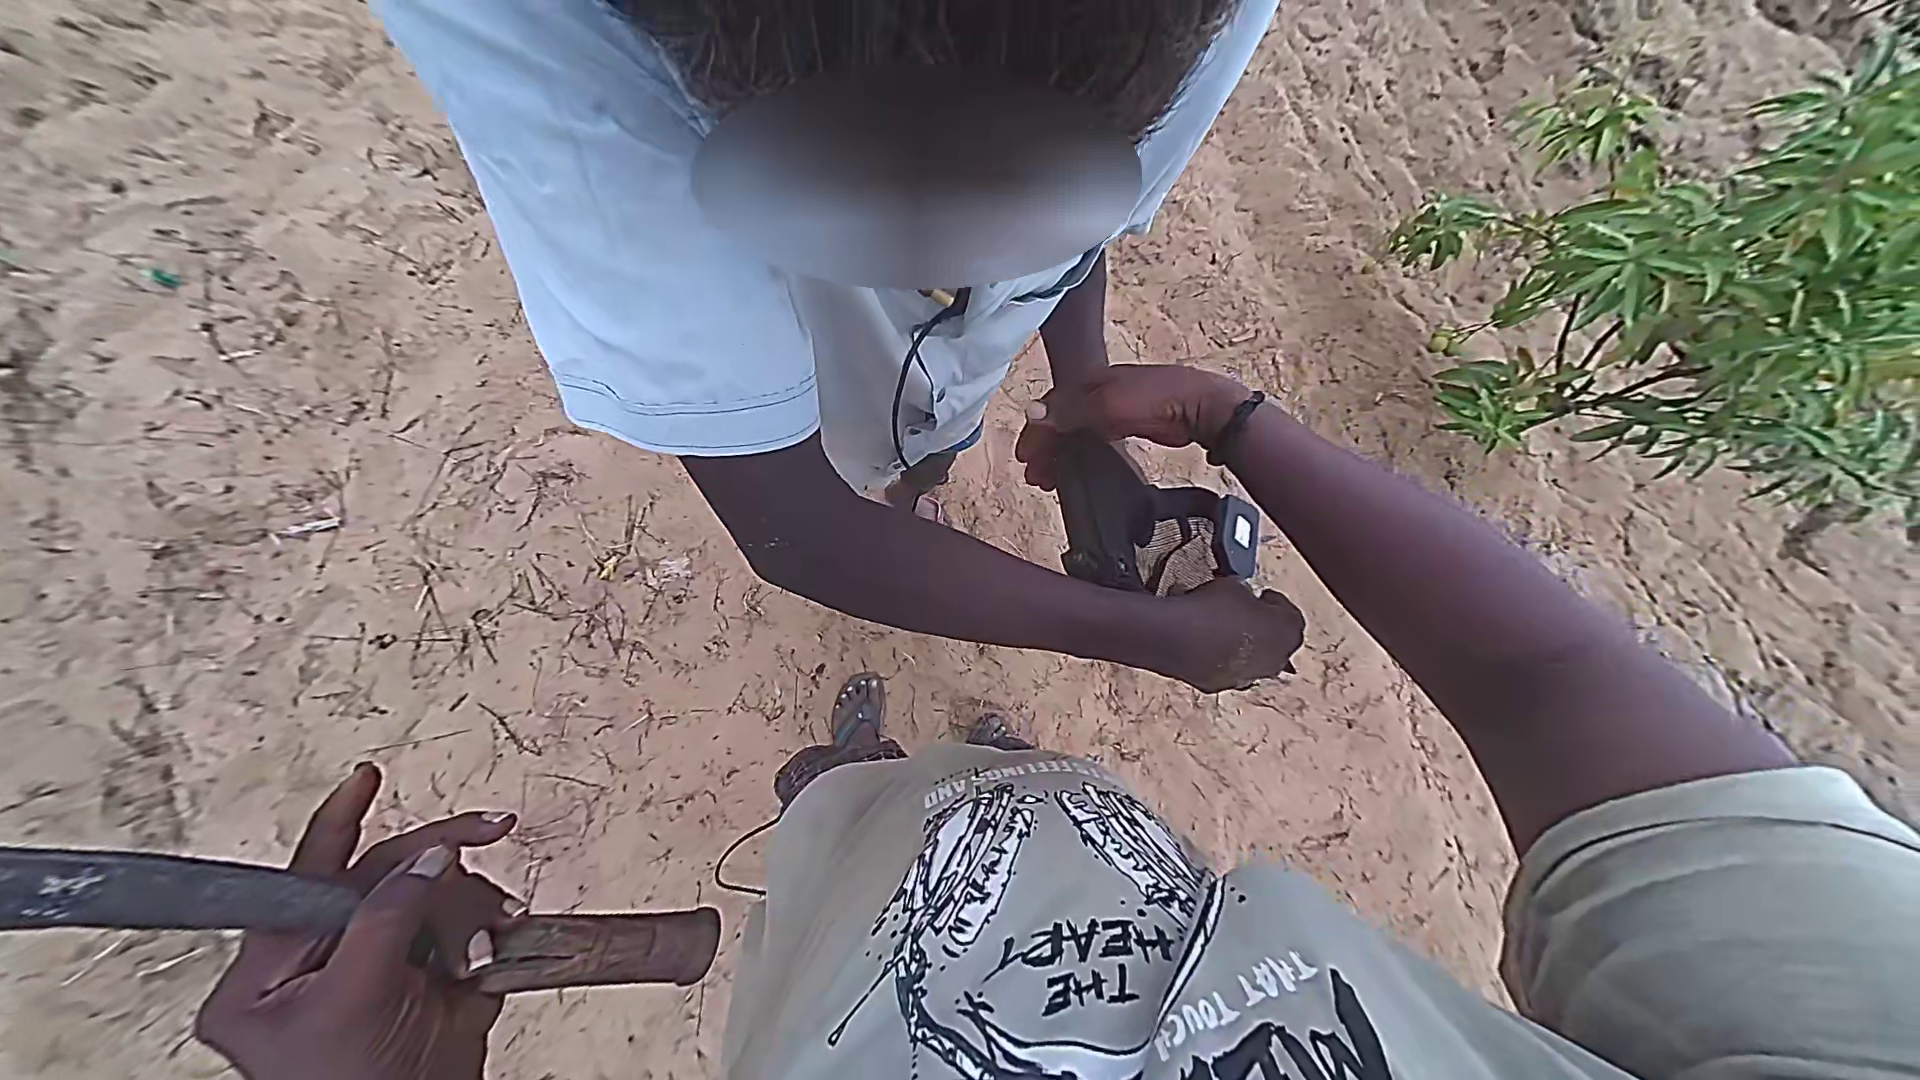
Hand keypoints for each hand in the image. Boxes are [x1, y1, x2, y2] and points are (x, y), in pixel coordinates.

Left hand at [196, 765, 520, 1079]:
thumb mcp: (354, 999)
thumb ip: (387, 918)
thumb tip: (430, 855)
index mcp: (278, 967)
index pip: (304, 877)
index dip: (337, 822)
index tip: (365, 777)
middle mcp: (333, 945)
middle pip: (391, 869)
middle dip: (442, 864)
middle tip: (492, 829)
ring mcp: (389, 945)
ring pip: (441, 884)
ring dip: (469, 909)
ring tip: (476, 949)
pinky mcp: (437, 946)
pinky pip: (472, 903)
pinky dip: (489, 916)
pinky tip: (493, 939)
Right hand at [1016, 364, 1249, 489]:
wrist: (1199, 407)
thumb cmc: (1154, 399)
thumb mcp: (1106, 403)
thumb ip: (1069, 411)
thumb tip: (1032, 413)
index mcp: (1087, 382)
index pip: (1049, 406)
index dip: (1034, 431)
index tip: (1024, 456)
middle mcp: (1095, 393)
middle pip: (1059, 421)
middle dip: (1044, 449)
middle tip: (1035, 476)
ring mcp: (1111, 409)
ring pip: (1074, 433)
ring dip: (1059, 455)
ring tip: (1049, 480)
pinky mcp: (1126, 424)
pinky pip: (1092, 441)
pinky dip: (1078, 455)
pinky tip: (1075, 469)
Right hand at [1152, 576, 1305, 691]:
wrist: (1175, 638)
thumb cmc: (1210, 608)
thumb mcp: (1232, 586)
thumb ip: (1244, 593)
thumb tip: (1240, 594)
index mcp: (1286, 632)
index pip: (1291, 615)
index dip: (1276, 603)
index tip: (1262, 595)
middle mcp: (1275, 660)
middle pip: (1274, 642)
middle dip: (1261, 628)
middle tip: (1243, 613)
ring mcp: (1247, 677)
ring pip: (1249, 659)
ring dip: (1240, 646)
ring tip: (1218, 628)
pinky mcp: (1218, 685)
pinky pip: (1223, 669)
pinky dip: (1217, 658)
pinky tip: (1200, 643)